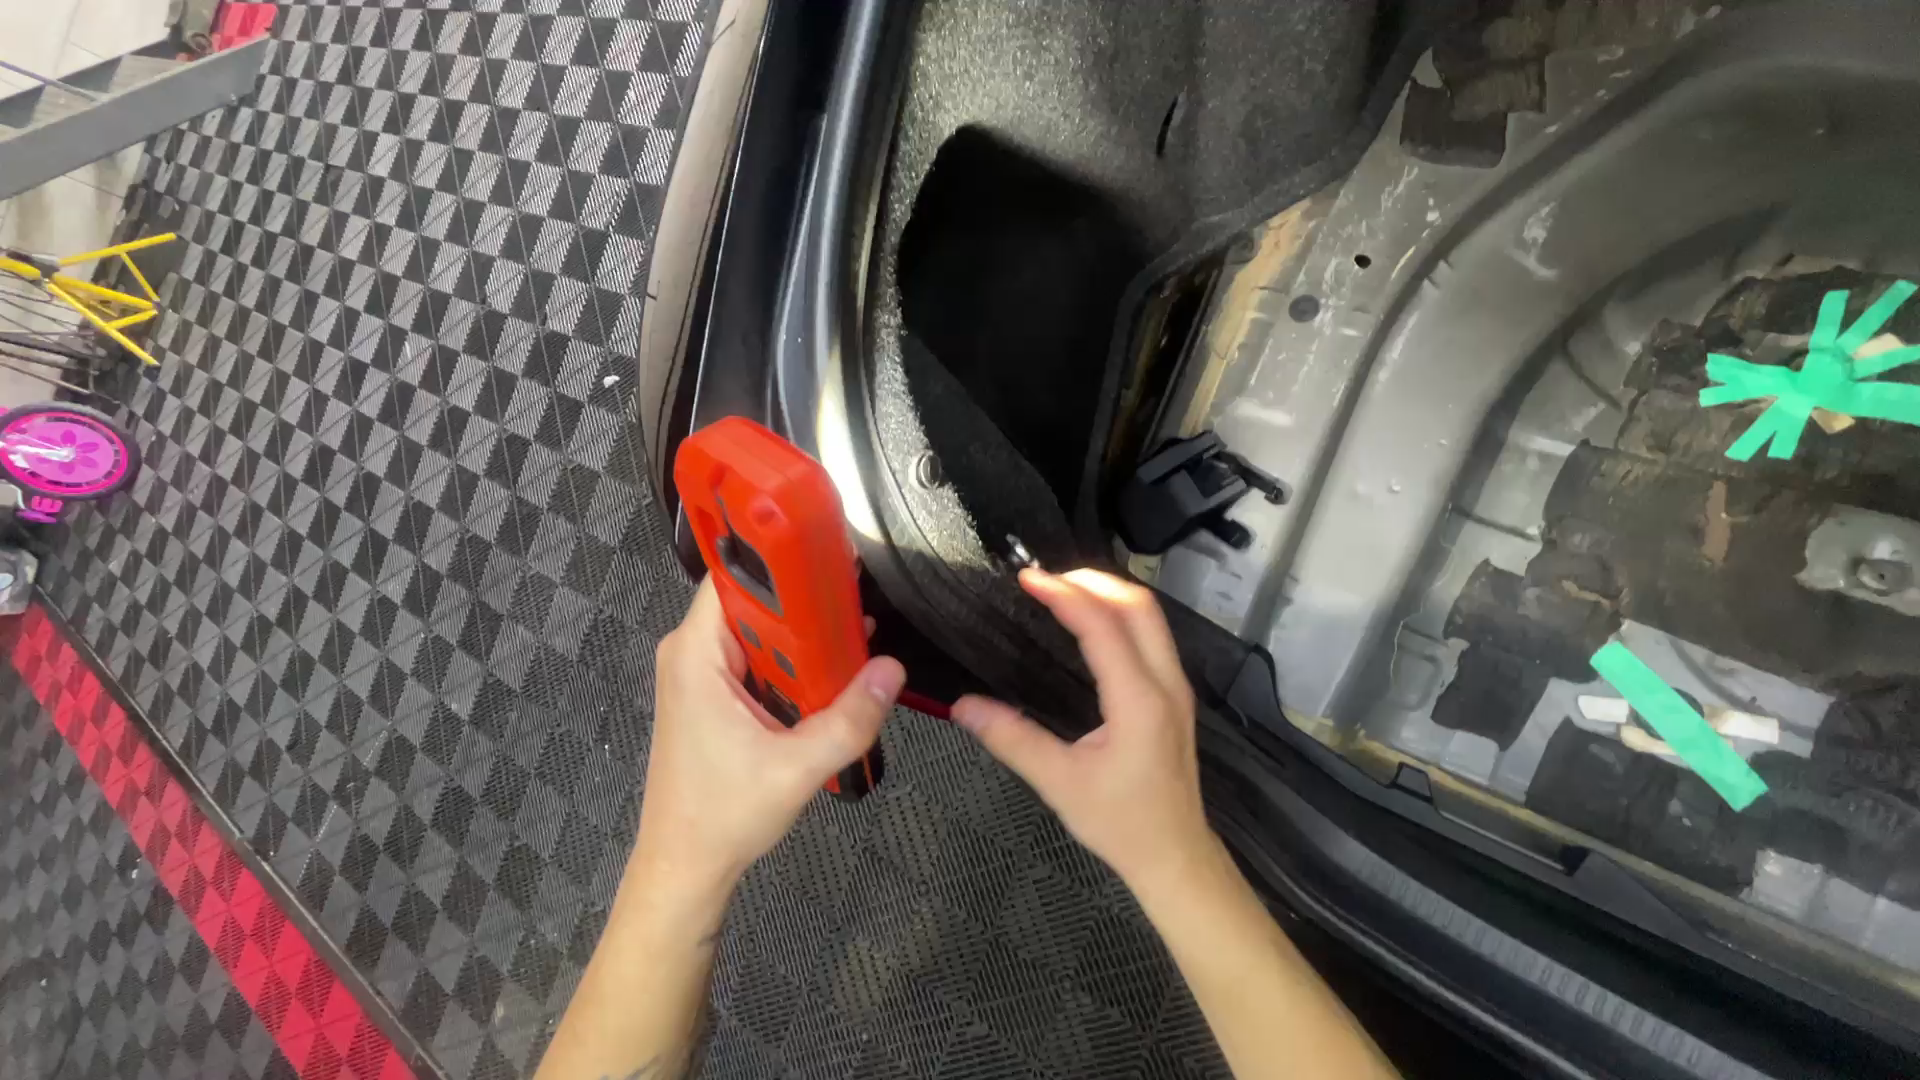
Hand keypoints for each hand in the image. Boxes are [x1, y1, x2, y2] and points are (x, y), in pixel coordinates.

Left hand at [634, 578, 905, 893]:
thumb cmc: (723, 816)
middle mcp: (691, 653)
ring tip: (857, 625)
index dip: (782, 559)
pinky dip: (794, 659)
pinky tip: (835, 666)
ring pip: (760, 631)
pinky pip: (759, 658)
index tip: (832, 554)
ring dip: (805, 633)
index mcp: (696, 654)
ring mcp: (701, 674)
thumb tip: (894, 668)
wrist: (684, 869)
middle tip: (858, 592)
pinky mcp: (714, 696)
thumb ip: (850, 718)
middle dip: (806, 598)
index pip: (734, 577)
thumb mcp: (796, 768)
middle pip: (753, 601)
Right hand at [952, 568, 1216, 890]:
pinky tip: (1090, 623)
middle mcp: (1165, 683)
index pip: (1103, 626)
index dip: (1063, 595)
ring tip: (1062, 591)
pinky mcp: (1174, 696)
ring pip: (1150, 617)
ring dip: (1109, 594)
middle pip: (1139, 606)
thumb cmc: (1121, 823)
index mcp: (1138, 700)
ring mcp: (1175, 687)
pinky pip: (1151, 635)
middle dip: (1092, 580)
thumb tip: (963, 706)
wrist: (1176, 856)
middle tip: (1046, 578)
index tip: (1027, 578)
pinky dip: (1119, 614)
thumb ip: (1012, 739)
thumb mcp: (1059, 784)